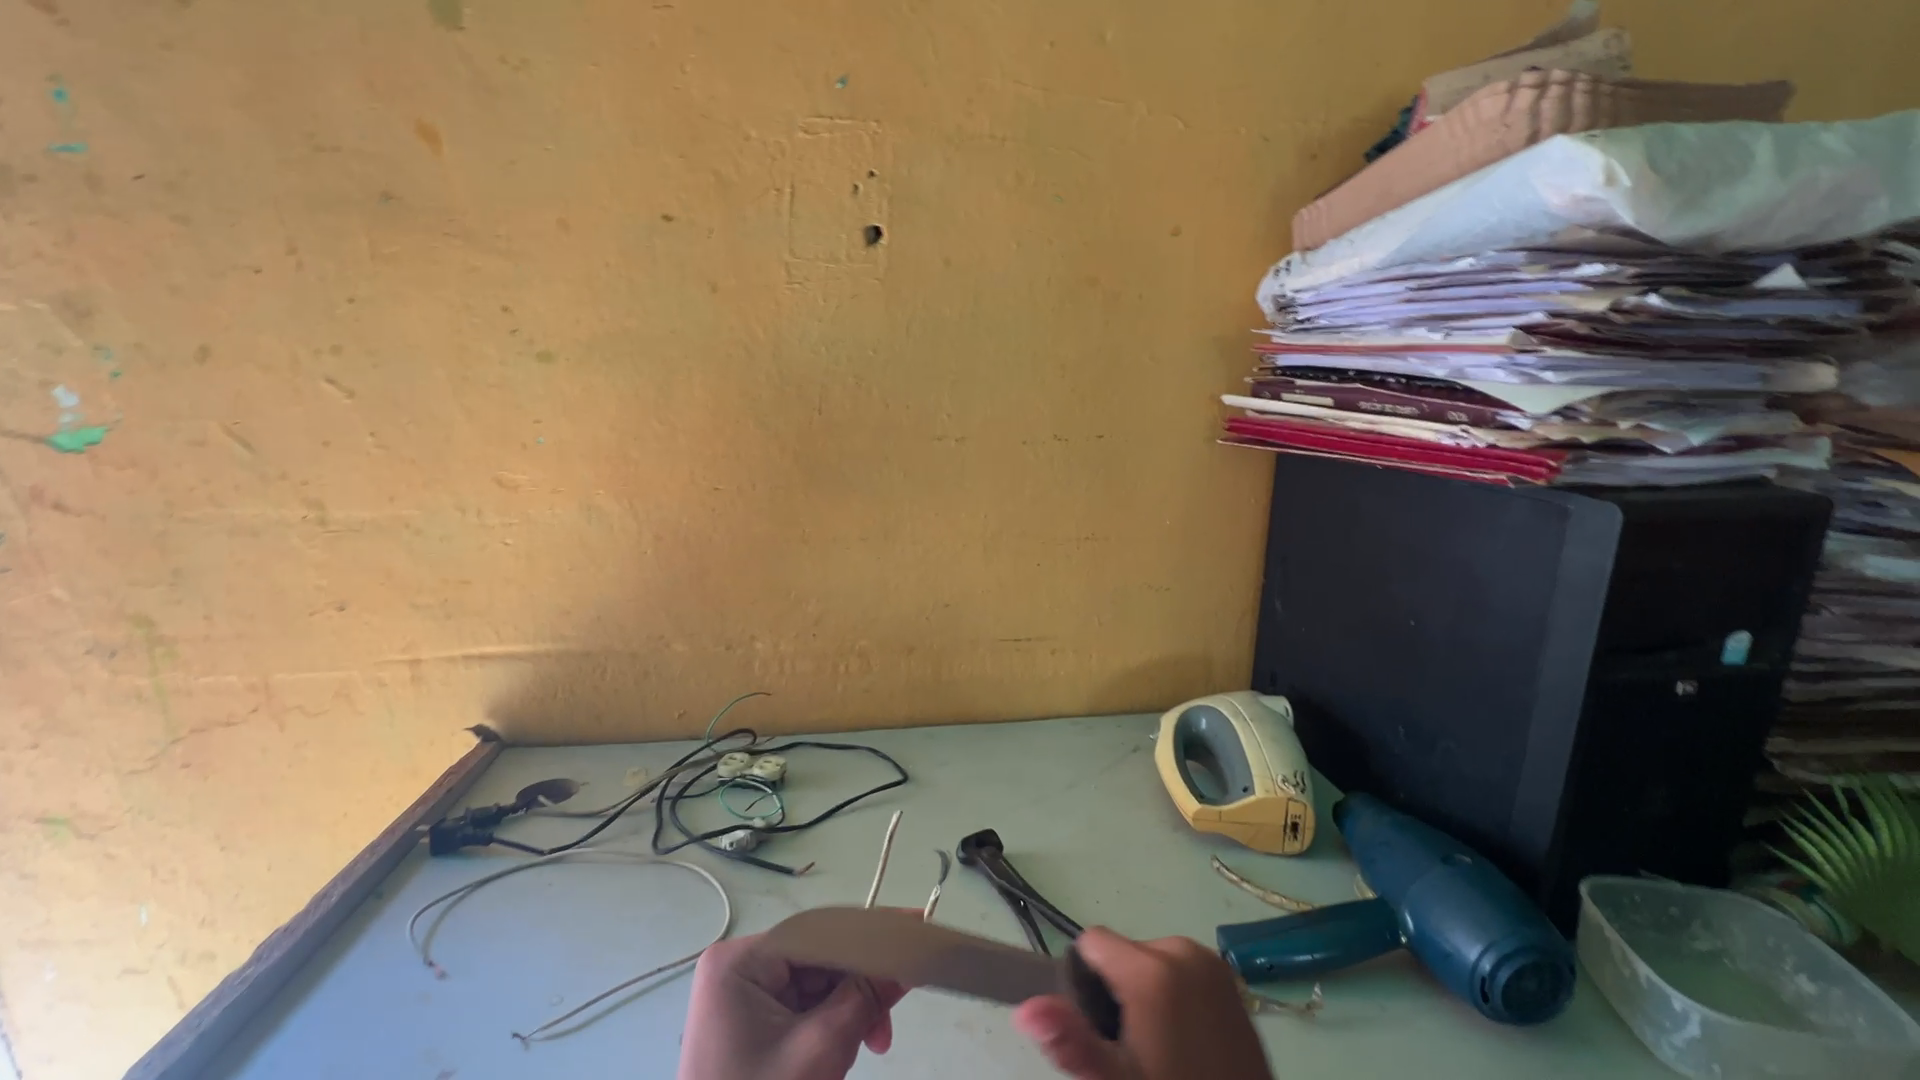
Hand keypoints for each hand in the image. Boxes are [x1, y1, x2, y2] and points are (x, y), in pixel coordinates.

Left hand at [676, 932, 907, 1079]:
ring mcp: (741, 995)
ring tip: (867, 1046)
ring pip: (815, 984)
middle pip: (819, 959)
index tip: (916, 930)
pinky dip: (829, 1025)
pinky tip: (841, 1052)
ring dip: (848, 1012)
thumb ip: (867, 997)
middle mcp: (737, 967)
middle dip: (858, 989)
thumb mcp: (821, 1048)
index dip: (869, 933)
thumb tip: (907, 962)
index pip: (818, 932)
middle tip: (886, 1030)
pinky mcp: (748, 1022)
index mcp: (740, 962)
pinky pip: (802, 1007)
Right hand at [1013, 928, 1272, 1079]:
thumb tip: (1025, 1009)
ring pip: (1151, 959)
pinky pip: (1181, 968)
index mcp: (1152, 968)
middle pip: (1122, 952)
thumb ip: (1071, 1040)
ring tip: (1162, 1043)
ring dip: (1146, 991)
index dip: (1086, 982)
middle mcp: (1182, 950)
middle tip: (1134, 1044)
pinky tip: (1187, 1036)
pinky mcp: (1230, 977)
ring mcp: (1211, 961)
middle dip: (1118, 989)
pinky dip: (1176, 992)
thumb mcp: (1116, 1078)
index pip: (1092, 942)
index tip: (1102, 1025)